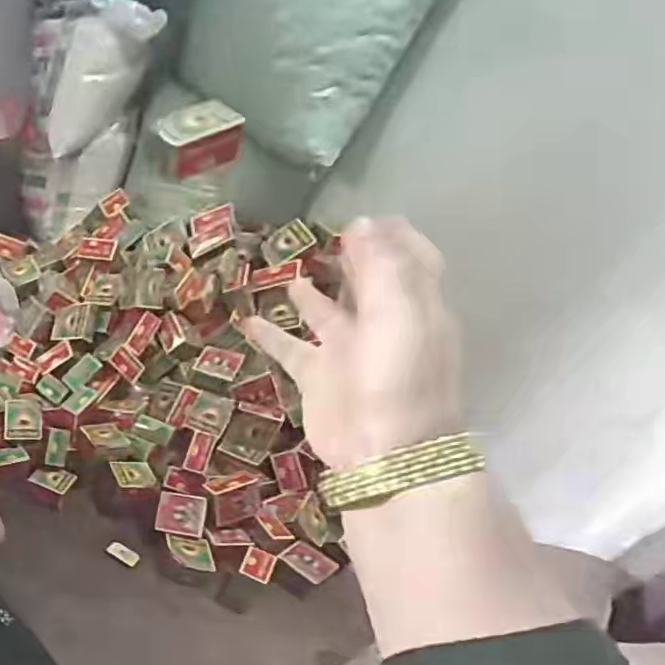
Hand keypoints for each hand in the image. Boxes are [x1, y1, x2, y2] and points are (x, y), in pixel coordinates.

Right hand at [243, 217, 464, 470]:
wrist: (381, 447)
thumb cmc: (398, 376)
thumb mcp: (397, 312)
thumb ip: (380, 267)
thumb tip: (362, 224)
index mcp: (414, 304)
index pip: (410, 259)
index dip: (392, 236)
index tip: (365, 217)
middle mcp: (381, 324)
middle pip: (367, 282)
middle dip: (352, 258)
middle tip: (325, 237)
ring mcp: (346, 351)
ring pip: (325, 312)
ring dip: (310, 292)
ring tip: (289, 270)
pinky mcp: (315, 377)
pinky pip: (289, 348)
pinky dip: (270, 335)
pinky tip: (250, 319)